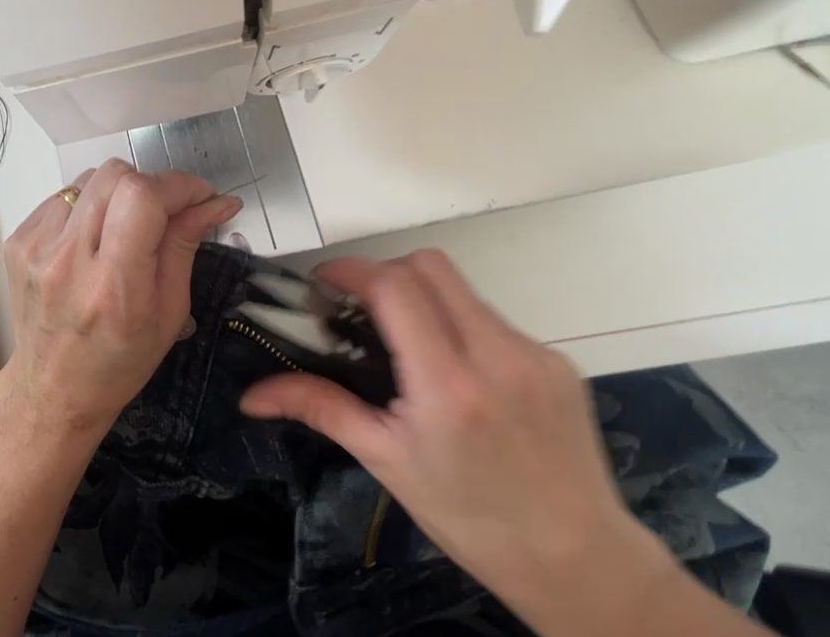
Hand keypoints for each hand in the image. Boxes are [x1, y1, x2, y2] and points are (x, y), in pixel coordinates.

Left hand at [0, 160, 242, 439]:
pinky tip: (91, 241)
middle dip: (150, 186)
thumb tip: (215, 201)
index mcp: (111, 286)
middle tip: (166, 212)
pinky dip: (87, 208)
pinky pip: (63, 196)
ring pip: (88, 179)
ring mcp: (35, 246)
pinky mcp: (16, 239)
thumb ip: (185, 246)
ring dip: (117, 194)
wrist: (54, 387)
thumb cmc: (120, 360)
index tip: (200, 196)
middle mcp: (66, 259)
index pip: (142, 198)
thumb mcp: (169, 312)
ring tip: (124, 231)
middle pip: (115, 176)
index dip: (178, 186)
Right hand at [239, 251, 677, 622]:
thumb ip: (319, 408)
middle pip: (430, 267)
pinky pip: (493, 319)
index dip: (350, 270)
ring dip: (421, 297)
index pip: (394, 287)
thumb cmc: (469, 518)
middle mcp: (498, 355)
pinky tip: (454, 372)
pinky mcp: (559, 362)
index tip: (321, 284)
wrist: (578, 562)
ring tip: (403, 344)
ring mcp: (536, 355)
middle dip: (383, 272)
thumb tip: (251, 395)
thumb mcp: (385, 461)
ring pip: (462, 289)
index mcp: (449, 384)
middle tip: (356, 308)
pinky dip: (458, 325)